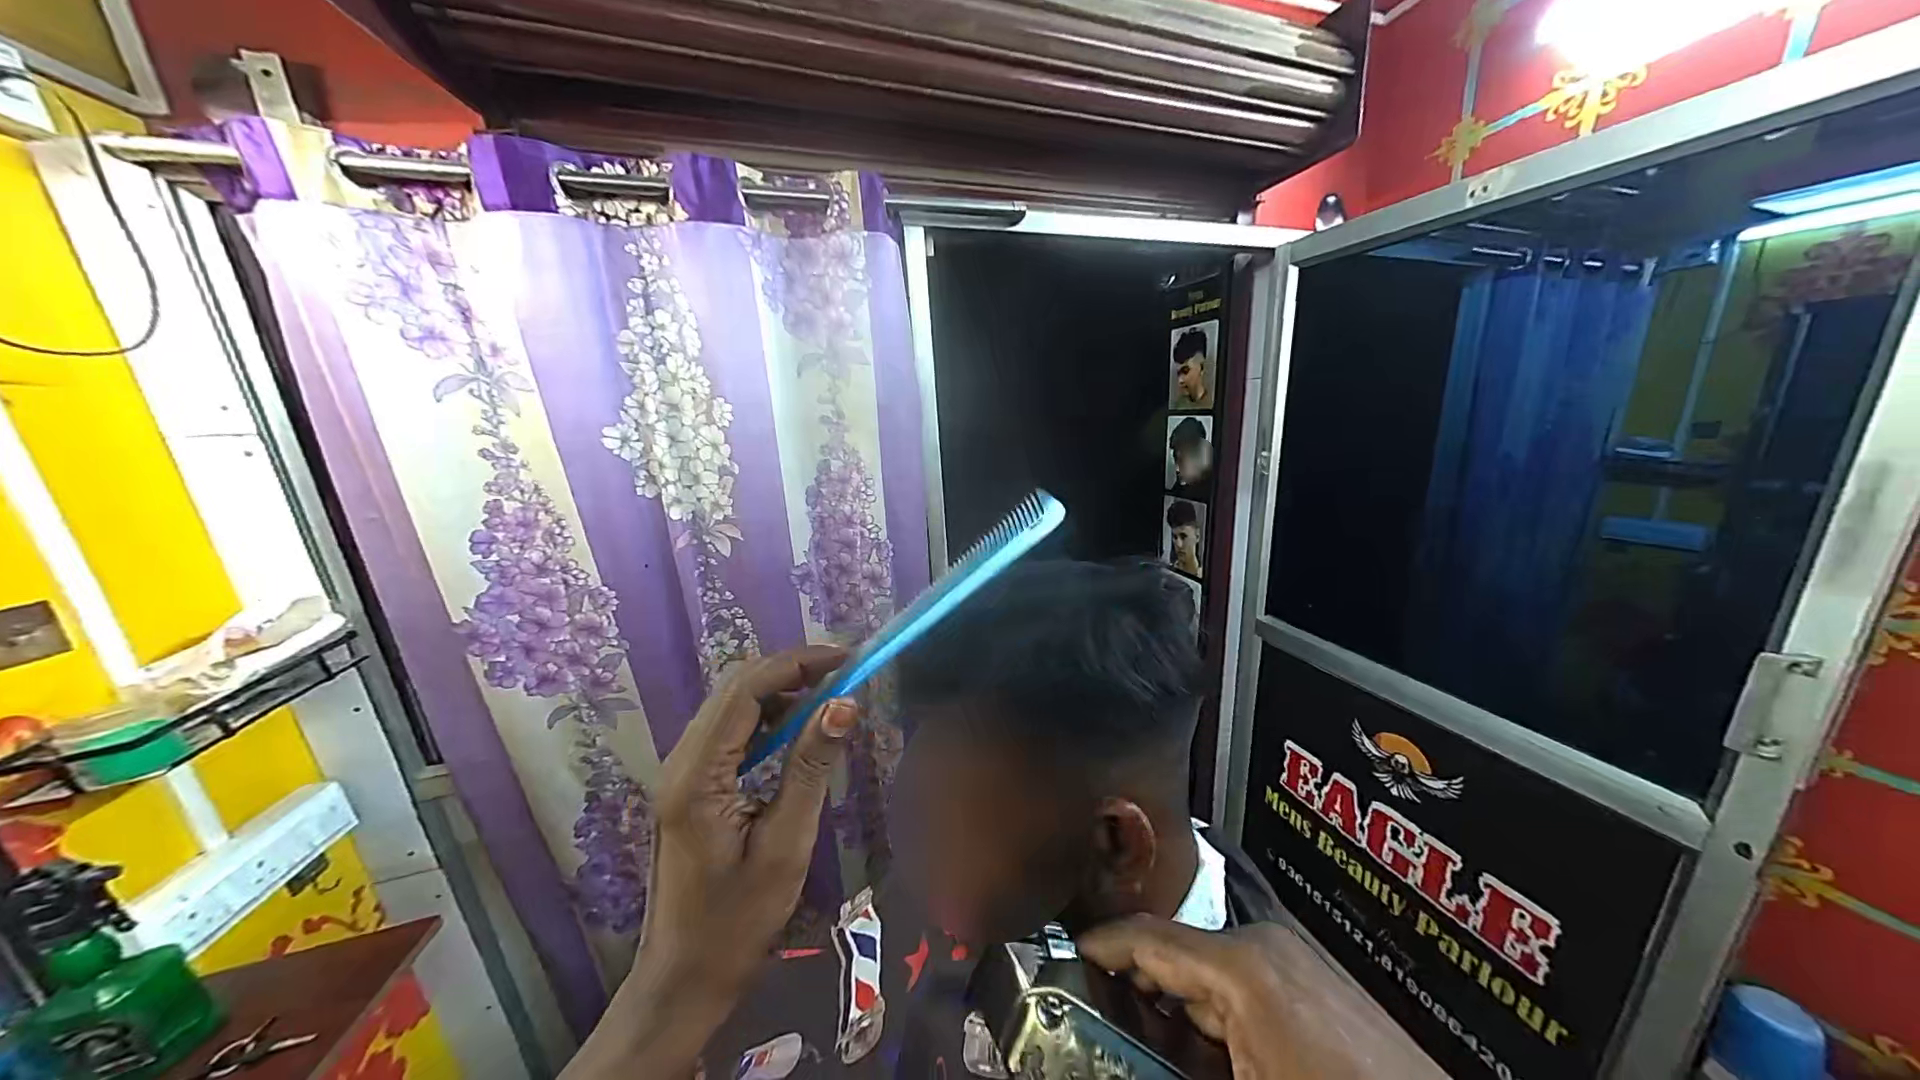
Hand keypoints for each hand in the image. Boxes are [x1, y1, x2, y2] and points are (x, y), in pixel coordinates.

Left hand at [562, 645, 856, 1079]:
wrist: (684, 977)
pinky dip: (767, 716)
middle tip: (845, 670)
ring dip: (781, 690)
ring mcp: (682, 772)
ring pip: (732, 705)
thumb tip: (844, 704)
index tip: (846, 658)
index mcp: (698, 775)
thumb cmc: (738, 920)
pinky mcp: (691, 784)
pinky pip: (730, 730)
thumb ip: (811, 767)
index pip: (746, 691)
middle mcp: (682, 761)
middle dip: (791, 669)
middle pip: (735, 688)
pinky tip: (799, 725)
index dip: (797, 664)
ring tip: (831, 691)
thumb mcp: (786, 843)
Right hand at [1077, 917, 1445, 1079]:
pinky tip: (1193, 1048)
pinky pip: (1236, 985)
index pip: (1145, 936)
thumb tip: (1119, 1059)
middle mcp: (1261, 946)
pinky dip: (1206, 1012)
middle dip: (1128, 985)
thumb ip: (1167, 1065)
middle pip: (1171, 952)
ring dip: (1167, 1003)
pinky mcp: (1309, 983)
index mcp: (1239, 964)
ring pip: (1203, 971)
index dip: (1097, 947)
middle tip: (1088, 1012)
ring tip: (1132, 1035)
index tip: (1062, 960)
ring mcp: (1289, 961)